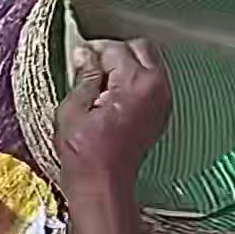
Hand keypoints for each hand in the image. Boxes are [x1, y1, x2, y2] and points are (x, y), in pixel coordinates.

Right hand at [54, 39, 171, 203]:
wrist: (102, 184)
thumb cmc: (84, 153)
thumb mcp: (72, 112)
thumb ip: (84, 78)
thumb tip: (84, 54)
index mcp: (136, 84)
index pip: (116, 49)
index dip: (92, 50)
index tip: (75, 57)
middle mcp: (157, 87)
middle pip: (140, 48)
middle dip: (113, 52)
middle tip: (87, 66)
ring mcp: (162, 100)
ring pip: (148, 63)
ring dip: (123, 66)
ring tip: (97, 84)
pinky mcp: (159, 112)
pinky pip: (149, 82)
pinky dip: (131, 81)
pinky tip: (109, 97)